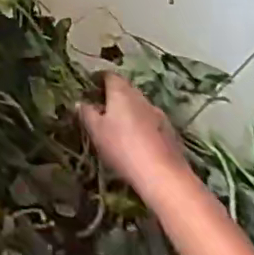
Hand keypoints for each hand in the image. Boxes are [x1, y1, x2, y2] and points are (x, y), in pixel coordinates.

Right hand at [78, 73, 192, 196]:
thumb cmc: (123, 147)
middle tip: (101, 107)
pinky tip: (137, 141)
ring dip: (129, 111)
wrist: (165, 178)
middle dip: (114, 95)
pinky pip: (151, 122)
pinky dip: (142, 126)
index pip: (109, 76)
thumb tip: (81, 102)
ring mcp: (160, 117)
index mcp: (122, 93)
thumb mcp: (95, 130)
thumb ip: (86, 112)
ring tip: (119, 126)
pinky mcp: (172, 135)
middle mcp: (142, 99)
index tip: (90, 87)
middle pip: (126, 90)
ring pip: (140, 107)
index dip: (98, 79)